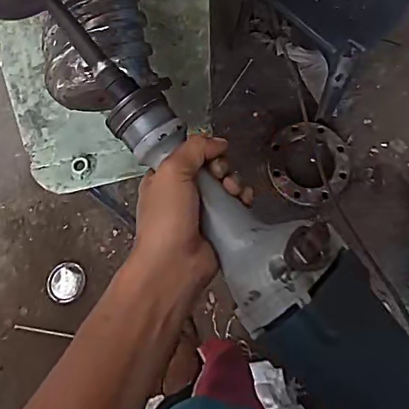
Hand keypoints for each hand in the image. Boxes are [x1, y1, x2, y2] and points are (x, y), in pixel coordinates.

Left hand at [129, 134, 252, 296]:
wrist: (174, 266)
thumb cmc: (165, 219)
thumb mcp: (171, 171)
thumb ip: (194, 148)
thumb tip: (218, 142)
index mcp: (165, 177)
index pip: (190, 153)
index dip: (204, 150)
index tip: (210, 155)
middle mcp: (183, 192)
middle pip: (212, 165)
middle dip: (222, 166)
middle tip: (220, 176)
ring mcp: (203, 209)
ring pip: (227, 182)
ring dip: (234, 181)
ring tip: (232, 191)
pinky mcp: (221, 224)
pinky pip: (237, 203)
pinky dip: (243, 198)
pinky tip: (242, 201)